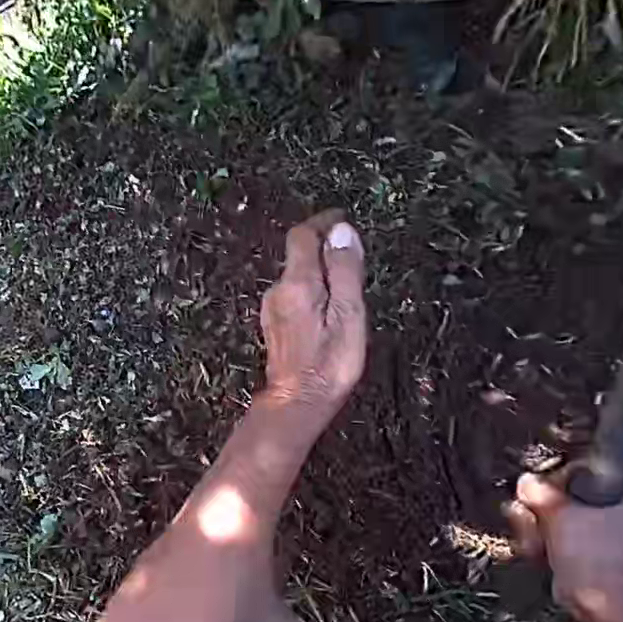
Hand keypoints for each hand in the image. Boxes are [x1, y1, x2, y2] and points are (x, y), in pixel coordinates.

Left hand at [259, 209, 367, 422]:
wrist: (297, 402)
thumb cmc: (329, 363)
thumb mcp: (348, 313)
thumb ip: (343, 269)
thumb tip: (341, 231)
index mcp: (296, 284)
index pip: (302, 237)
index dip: (322, 222)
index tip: (341, 219)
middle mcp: (277, 292)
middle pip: (297, 256)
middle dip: (322, 247)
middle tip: (351, 250)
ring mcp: (271, 310)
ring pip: (296, 277)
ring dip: (317, 270)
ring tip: (345, 279)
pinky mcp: (273, 325)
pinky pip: (293, 294)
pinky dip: (311, 289)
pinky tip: (327, 305)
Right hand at [507, 470, 622, 621]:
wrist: (595, 602)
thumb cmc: (590, 555)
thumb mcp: (560, 513)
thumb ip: (541, 491)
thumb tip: (527, 480)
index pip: (586, 477)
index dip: (558, 483)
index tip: (544, 496)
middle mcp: (622, 518)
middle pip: (565, 499)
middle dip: (540, 511)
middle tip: (532, 521)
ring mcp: (603, 538)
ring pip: (556, 518)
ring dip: (535, 528)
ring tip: (535, 542)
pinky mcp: (585, 553)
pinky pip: (555, 535)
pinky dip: (541, 541)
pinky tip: (535, 550)